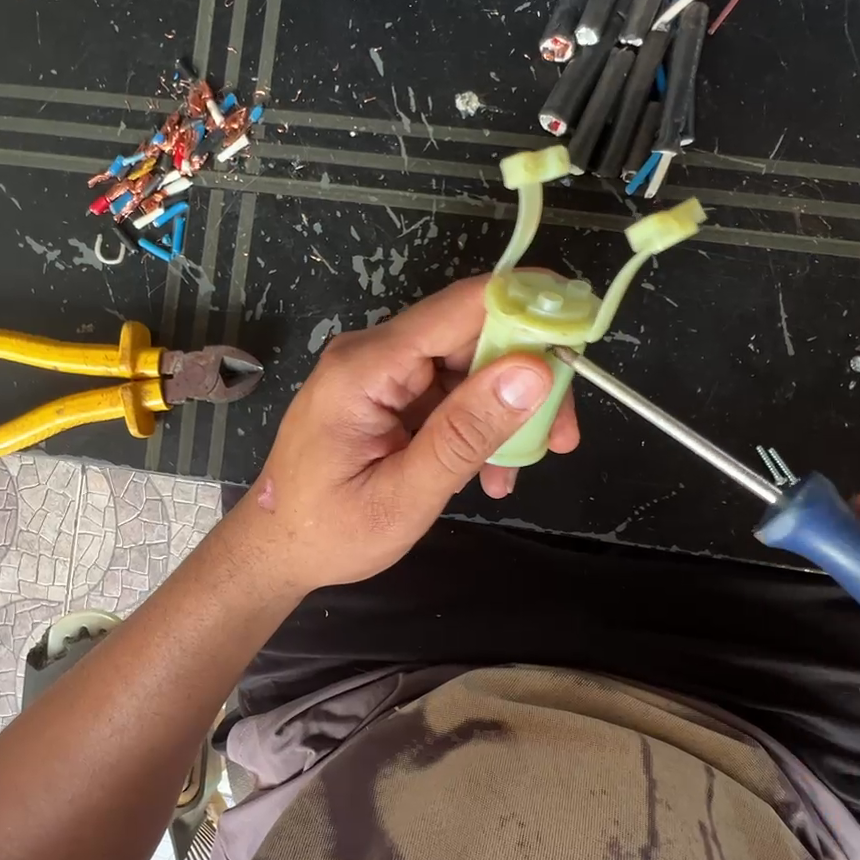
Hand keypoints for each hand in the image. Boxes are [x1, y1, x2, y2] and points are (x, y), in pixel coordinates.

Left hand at [222, 276, 579, 592]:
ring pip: (465, 369)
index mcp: (366, 367)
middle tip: (558, 438)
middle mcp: (371, 355)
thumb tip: (536, 369)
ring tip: (513, 473)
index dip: (529, 309)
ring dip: (501, 415)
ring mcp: (376, 375)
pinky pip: (444, 396)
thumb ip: (467, 432)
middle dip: (524, 380)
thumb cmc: (329, 533)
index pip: (462, 307)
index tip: (583, 338)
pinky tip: (485, 474)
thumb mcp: (405, 493)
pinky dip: (472, 428)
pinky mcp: (383, 397)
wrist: (277, 552)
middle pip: (471, 336)